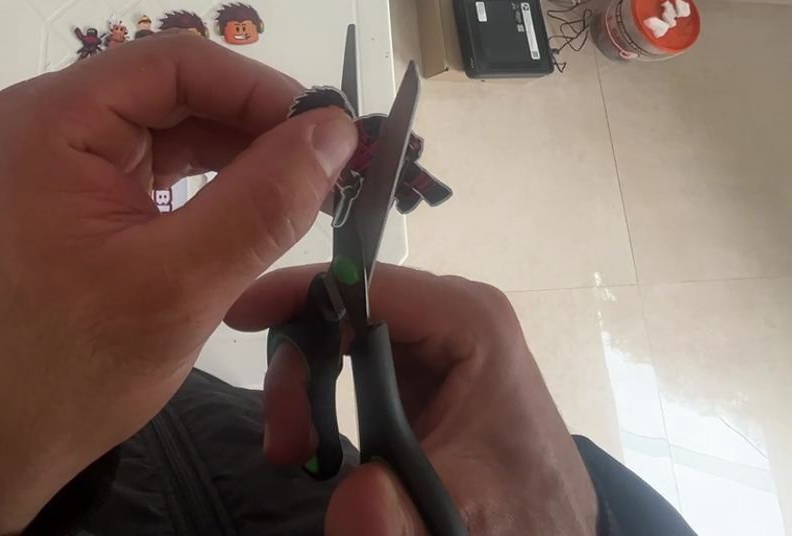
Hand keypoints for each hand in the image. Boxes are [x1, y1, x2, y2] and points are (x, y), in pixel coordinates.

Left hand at [0, 33, 358, 532]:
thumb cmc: (71, 368)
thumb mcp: (179, 286)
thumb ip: (264, 202)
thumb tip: (335, 129)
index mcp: (52, 119)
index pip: (175, 63)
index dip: (258, 88)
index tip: (325, 131)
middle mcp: (49, 116)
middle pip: (174, 87)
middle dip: (253, 121)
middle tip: (324, 164)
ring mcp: (60, 148)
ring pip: (172, 118)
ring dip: (238, 147)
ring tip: (299, 185)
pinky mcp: (76, 182)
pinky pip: (157, 154)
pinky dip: (211, 173)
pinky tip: (253, 200)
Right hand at [228, 266, 600, 535]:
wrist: (549, 530)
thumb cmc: (524, 511)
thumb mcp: (468, 513)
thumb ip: (405, 513)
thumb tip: (351, 505)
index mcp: (469, 318)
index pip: (369, 282)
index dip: (302, 291)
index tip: (242, 316)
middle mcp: (449, 308)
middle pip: (345, 302)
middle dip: (301, 359)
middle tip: (282, 434)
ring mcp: (433, 329)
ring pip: (340, 324)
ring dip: (306, 378)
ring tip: (296, 447)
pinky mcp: (419, 355)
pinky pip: (349, 349)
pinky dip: (320, 385)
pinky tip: (312, 434)